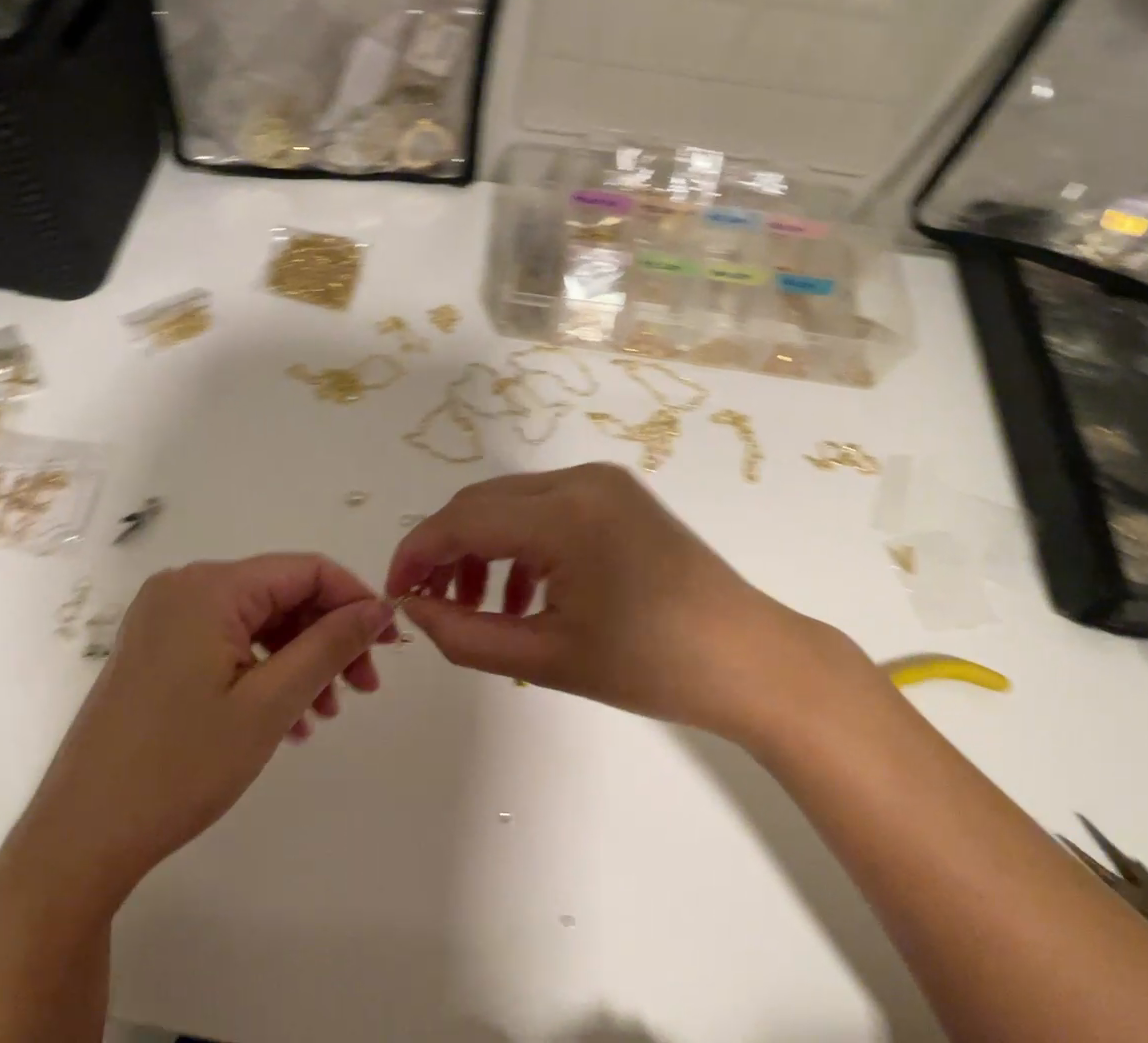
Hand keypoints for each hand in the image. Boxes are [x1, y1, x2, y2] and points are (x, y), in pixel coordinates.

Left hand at [19, 554, 397, 897]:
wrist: (85, 832)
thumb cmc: (182, 765)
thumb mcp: (271, 703)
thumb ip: (330, 645)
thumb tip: (379, 608)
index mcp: (207, 587)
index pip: (306, 570)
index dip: (355, 601)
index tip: (389, 646)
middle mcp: (182, 589)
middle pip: (280, 595)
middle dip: (328, 638)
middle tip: (363, 690)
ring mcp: (162, 621)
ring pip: (256, 623)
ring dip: (300, 661)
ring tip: (324, 715)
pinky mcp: (154, 653)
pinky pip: (226, 646)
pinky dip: (264, 674)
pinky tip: (287, 722)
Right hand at [386, 464, 867, 742]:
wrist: (751, 661)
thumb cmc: (652, 667)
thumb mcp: (546, 658)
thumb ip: (464, 634)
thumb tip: (411, 611)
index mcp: (565, 513)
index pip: (461, 520)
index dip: (416, 555)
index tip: (395, 596)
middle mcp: (582, 481)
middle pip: (482, 504)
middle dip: (445, 552)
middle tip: (431, 607)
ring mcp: (605, 486)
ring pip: (512, 506)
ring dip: (481, 550)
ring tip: (477, 610)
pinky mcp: (619, 499)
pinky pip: (547, 512)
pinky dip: (520, 548)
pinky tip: (523, 597)